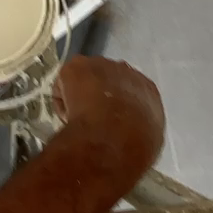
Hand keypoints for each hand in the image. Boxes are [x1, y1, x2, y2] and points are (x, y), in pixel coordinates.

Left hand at [52, 57, 165, 179]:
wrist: (115, 136)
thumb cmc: (136, 146)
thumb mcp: (149, 141)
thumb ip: (139, 129)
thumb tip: (129, 133)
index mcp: (147, 89)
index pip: (130, 91)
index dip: (117, 104)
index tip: (110, 119)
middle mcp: (126, 71)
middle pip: (107, 80)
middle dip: (98, 94)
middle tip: (91, 117)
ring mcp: (101, 65)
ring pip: (84, 80)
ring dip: (79, 96)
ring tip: (77, 120)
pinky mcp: (78, 66)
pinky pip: (64, 84)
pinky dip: (63, 101)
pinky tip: (67, 118)